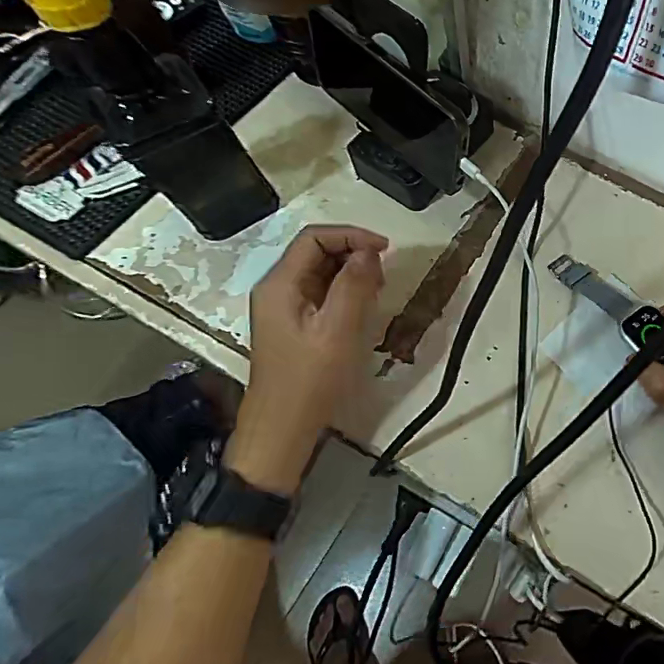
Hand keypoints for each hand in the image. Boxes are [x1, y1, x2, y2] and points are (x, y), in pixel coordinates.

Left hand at [230, 225, 387, 491]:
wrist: (284, 428)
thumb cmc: (310, 379)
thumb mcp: (338, 329)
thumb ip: (354, 285)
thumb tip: (369, 252)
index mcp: (280, 284)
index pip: (314, 238)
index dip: (352, 236)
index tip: (386, 249)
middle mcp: (278, 289)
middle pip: (317, 251)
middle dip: (354, 253)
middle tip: (384, 274)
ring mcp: (285, 307)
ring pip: (322, 271)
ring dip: (353, 272)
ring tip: (378, 290)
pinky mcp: (296, 323)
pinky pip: (323, 292)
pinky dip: (347, 290)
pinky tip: (365, 306)